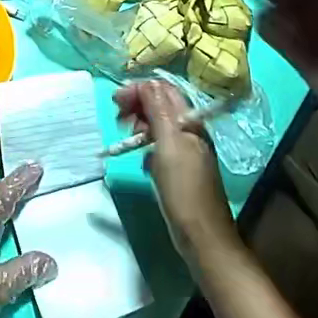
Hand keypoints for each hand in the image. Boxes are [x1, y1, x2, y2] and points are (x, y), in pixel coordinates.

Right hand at [114, 80, 238, 273]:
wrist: (201, 235)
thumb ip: (158, 112)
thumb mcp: (168, 145)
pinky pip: (159, 146)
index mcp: (189, 121)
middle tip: (119, 118)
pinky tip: (140, 158)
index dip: (140, 90)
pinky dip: (146, 145)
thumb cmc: (183, 188)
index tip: (117, 101)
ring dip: (140, 124)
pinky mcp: (179, 168)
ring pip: (159, 125)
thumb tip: (147, 83)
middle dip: (138, 105)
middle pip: (161, 105)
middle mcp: (189, 130)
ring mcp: (185, 150)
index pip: (163, 90)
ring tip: (127, 136)